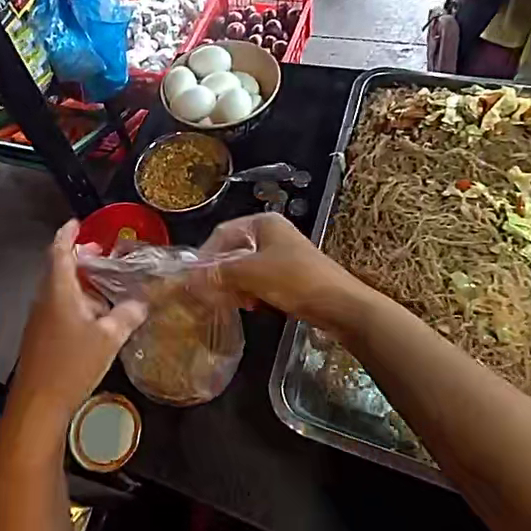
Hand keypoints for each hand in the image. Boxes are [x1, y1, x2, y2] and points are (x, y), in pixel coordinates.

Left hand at [11, 220, 148, 427]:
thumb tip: (142, 302)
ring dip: (79, 281)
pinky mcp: (41, 336)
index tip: (78, 223)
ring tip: (106, 284)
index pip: (59, 252)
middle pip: (58, 268)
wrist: (38, 404)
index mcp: (58, 291)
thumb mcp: (109, 338)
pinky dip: (76, 300)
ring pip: (59, 289)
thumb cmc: (72, 364)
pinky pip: (58, 307)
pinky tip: (96, 315)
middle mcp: (45, 299)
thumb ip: (127, 315)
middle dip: (79, 257)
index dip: (67, 234)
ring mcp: (40, 319)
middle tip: (102, 254)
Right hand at [199, 213, 369, 329]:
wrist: (341, 305)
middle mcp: (272, 234)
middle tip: (212, 295)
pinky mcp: (290, 277)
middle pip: (233, 252)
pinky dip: (253, 294)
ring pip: (245, 270)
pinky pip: (260, 283)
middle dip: (222, 274)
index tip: (193, 280)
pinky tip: (254, 307)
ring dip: (237, 287)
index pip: (222, 234)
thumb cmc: (296, 280)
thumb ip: (219, 273)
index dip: (205, 256)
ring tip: (237, 303)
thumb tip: (189, 278)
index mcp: (263, 223)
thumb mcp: (252, 274)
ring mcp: (282, 256)